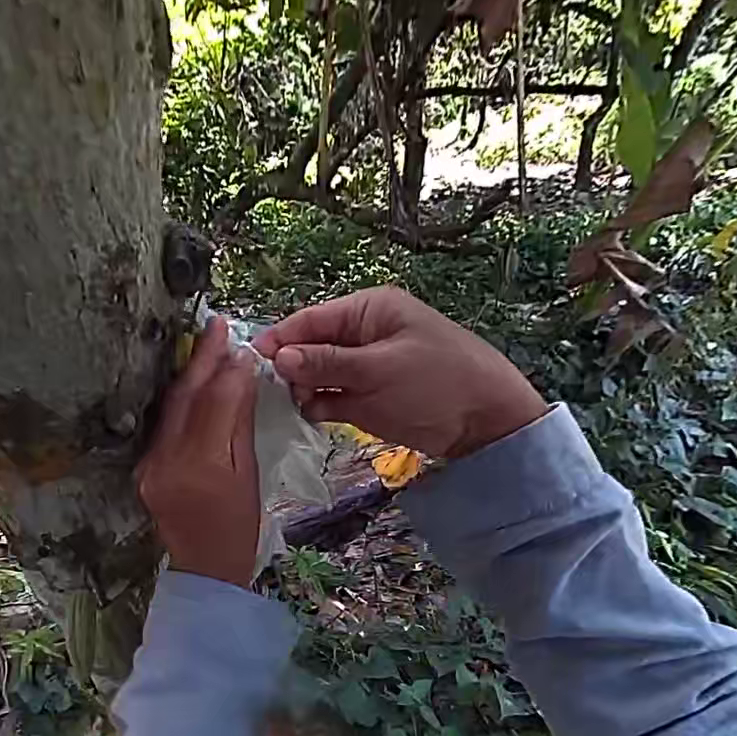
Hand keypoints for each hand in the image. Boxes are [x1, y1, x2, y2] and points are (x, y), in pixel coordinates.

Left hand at [137, 320, 260, 586]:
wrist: (205, 567)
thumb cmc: (238, 526)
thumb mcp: (248, 472)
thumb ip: (239, 422)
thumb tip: (241, 373)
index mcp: (198, 465)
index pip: (211, 401)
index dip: (224, 367)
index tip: (237, 339)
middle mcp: (164, 461)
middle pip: (182, 398)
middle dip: (199, 360)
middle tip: (216, 327)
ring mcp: (148, 466)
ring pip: (168, 410)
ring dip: (187, 376)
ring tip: (206, 347)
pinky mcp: (142, 470)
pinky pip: (162, 427)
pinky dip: (178, 403)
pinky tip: (191, 385)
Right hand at [252, 286, 545, 459]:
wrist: (482, 423)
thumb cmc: (438, 381)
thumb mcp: (381, 368)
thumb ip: (328, 363)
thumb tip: (280, 357)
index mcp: (367, 312)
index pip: (311, 320)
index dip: (281, 338)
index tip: (254, 359)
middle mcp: (357, 338)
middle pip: (307, 348)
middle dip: (289, 366)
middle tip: (275, 388)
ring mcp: (357, 370)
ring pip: (311, 375)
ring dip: (300, 389)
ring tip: (296, 403)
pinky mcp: (359, 400)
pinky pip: (324, 399)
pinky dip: (314, 407)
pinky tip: (311, 415)